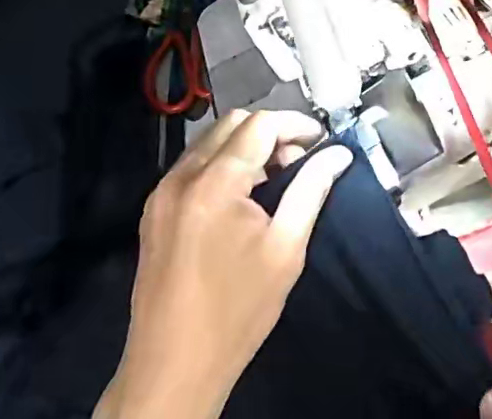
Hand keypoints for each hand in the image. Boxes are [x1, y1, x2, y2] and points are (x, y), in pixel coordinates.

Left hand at [94, 110, 355, 418]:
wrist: (172, 367)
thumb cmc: (236, 312)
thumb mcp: (285, 250)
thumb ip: (311, 190)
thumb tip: (338, 153)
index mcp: (213, 183)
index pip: (259, 125)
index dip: (294, 124)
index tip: (320, 139)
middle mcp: (182, 175)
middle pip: (232, 123)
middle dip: (270, 131)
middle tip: (299, 159)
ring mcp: (162, 191)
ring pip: (210, 140)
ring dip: (245, 145)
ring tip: (275, 177)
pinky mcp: (154, 208)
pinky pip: (192, 164)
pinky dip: (221, 163)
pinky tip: (242, 195)